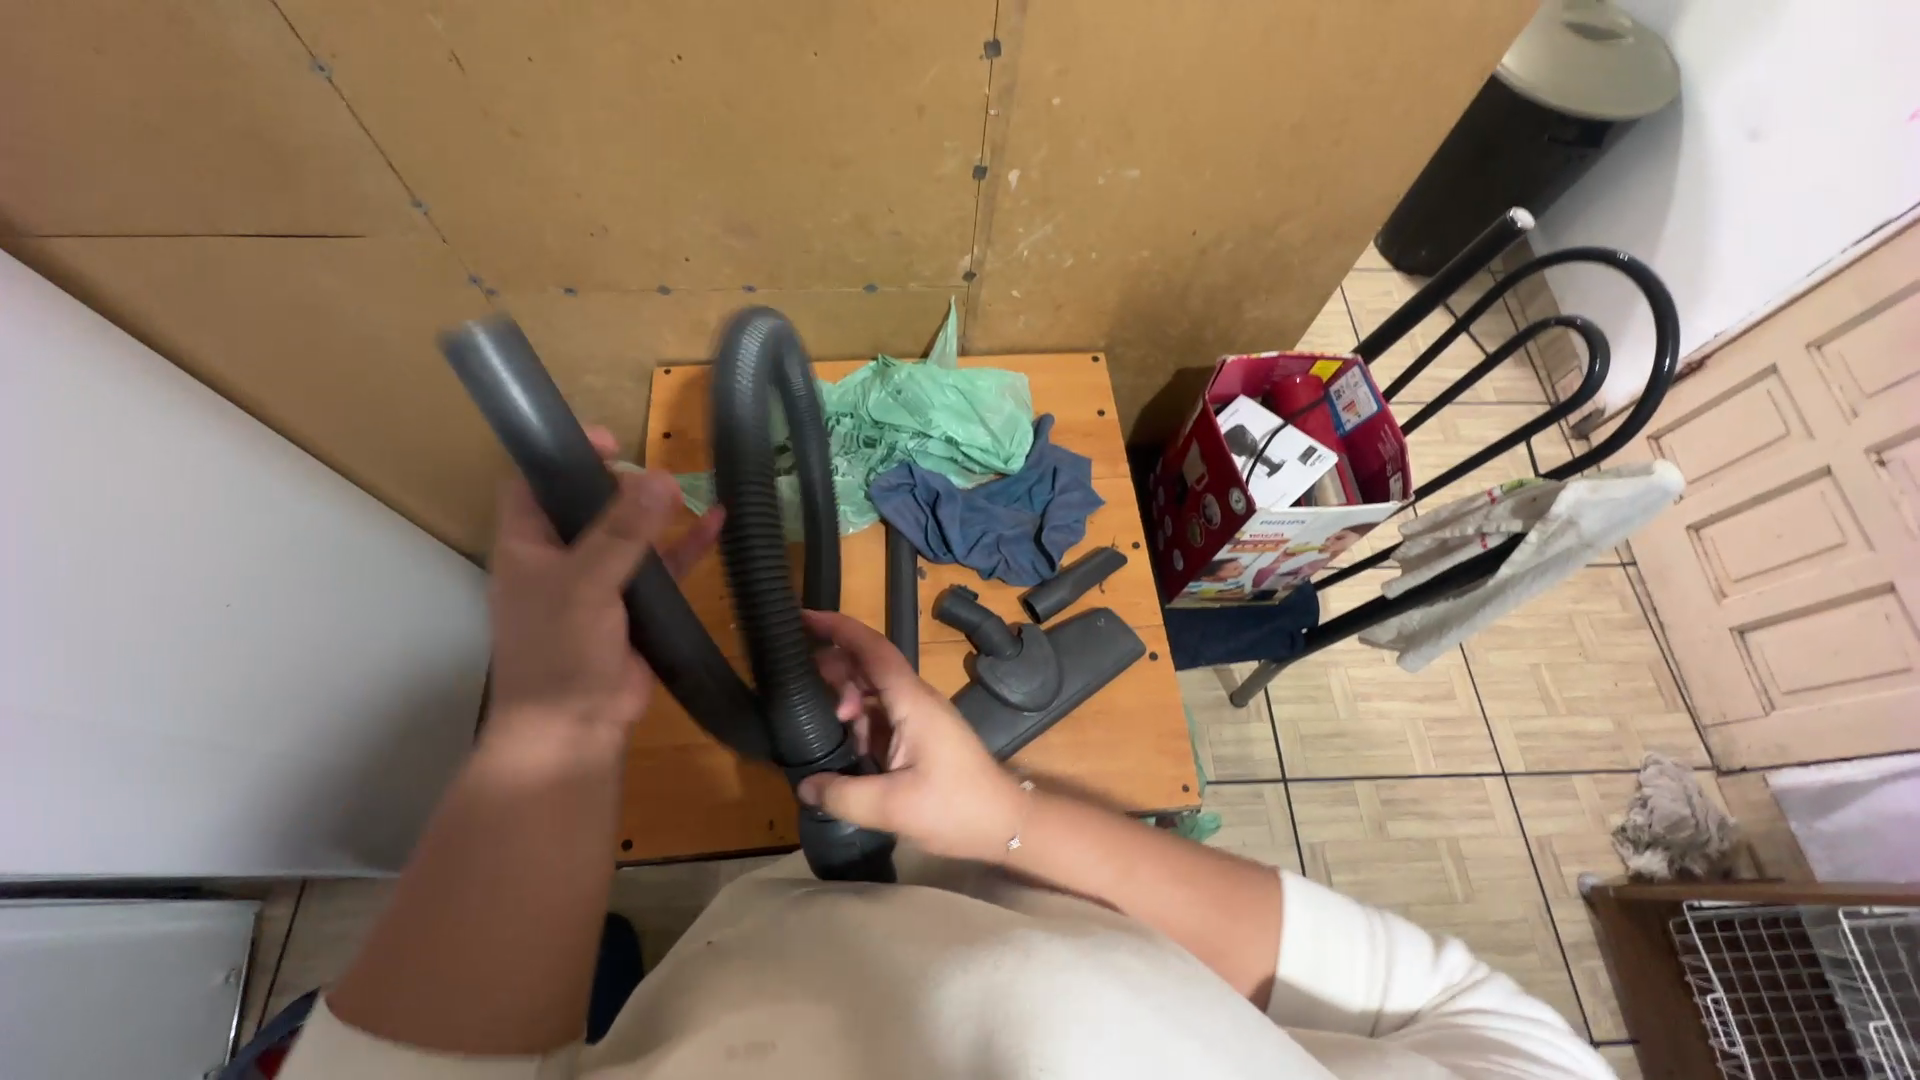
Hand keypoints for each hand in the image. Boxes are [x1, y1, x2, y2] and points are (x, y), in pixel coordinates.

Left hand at [485, 427, 721, 746]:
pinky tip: (718, 525)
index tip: (607, 440)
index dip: (562, 456)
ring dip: (657, 513)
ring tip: (686, 490)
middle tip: (654, 471)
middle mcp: (560, 559)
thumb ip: (623, 531)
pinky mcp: (637, 609)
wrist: (576, 726)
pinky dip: (687, 548)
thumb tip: (659, 477)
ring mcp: (600, 584)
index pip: (532, 484)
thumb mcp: (585, 583)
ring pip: (630, 536)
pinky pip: (664, 569)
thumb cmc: (560, 650)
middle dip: (620, 484)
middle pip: (588, 505)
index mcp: (527, 547)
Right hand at [797, 610, 1026, 860]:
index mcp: (912, 701)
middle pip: (870, 666)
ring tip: (815, 720)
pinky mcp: (920, 738)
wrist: (1006, 824)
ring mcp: (920, 718)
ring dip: (845, 700)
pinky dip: (857, 723)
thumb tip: (805, 785)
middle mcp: (916, 700)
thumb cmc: (956, 809)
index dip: (839, 629)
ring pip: (874, 693)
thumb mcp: (893, 807)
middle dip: (834, 666)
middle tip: (796, 680)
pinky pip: (881, 718)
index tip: (804, 618)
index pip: (873, 650)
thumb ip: (843, 795)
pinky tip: (841, 746)